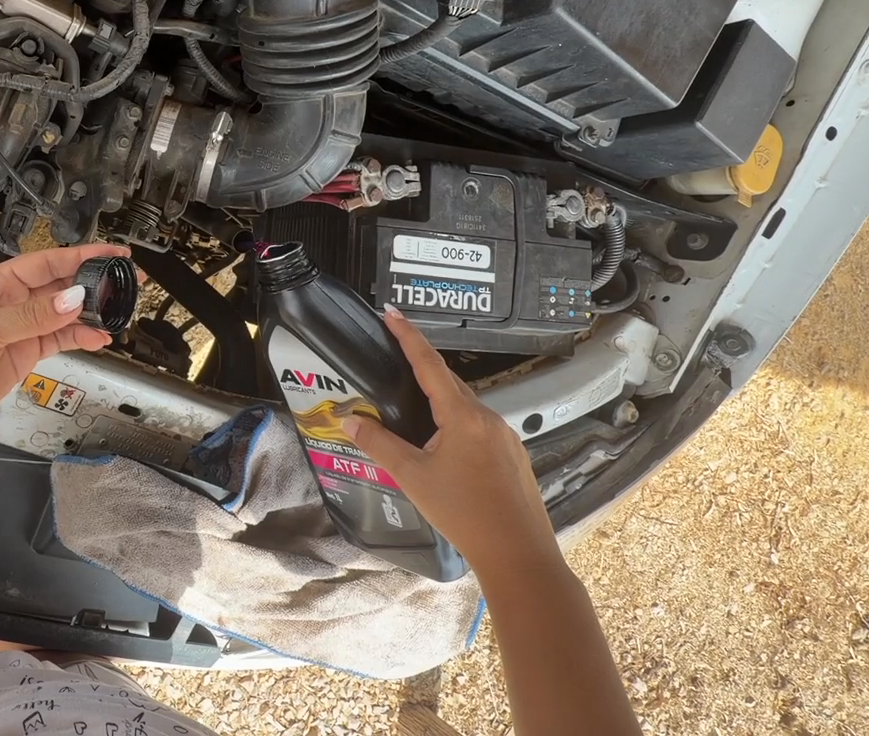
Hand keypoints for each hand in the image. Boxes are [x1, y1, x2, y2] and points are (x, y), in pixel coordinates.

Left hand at [0, 244, 127, 448]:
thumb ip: (31, 315)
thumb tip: (74, 298)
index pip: (47, 262)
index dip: (83, 255)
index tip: (115, 253)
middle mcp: (11, 301)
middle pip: (60, 285)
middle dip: (94, 282)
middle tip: (129, 282)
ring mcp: (18, 329)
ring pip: (64, 313)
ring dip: (91, 312)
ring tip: (120, 312)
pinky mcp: (22, 355)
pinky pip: (58, 339)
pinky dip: (80, 337)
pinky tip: (99, 336)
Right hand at [340, 308, 561, 581]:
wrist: (519, 556)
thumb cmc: (463, 513)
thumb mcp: (412, 476)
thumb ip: (379, 443)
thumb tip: (348, 419)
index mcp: (463, 416)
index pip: (429, 364)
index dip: (408, 336)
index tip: (392, 312)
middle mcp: (488, 418)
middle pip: (448, 381)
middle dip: (421, 365)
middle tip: (394, 351)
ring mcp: (505, 437)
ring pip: (465, 404)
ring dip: (439, 395)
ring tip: (412, 400)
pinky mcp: (513, 455)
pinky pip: (478, 424)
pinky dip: (455, 419)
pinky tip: (442, 439)